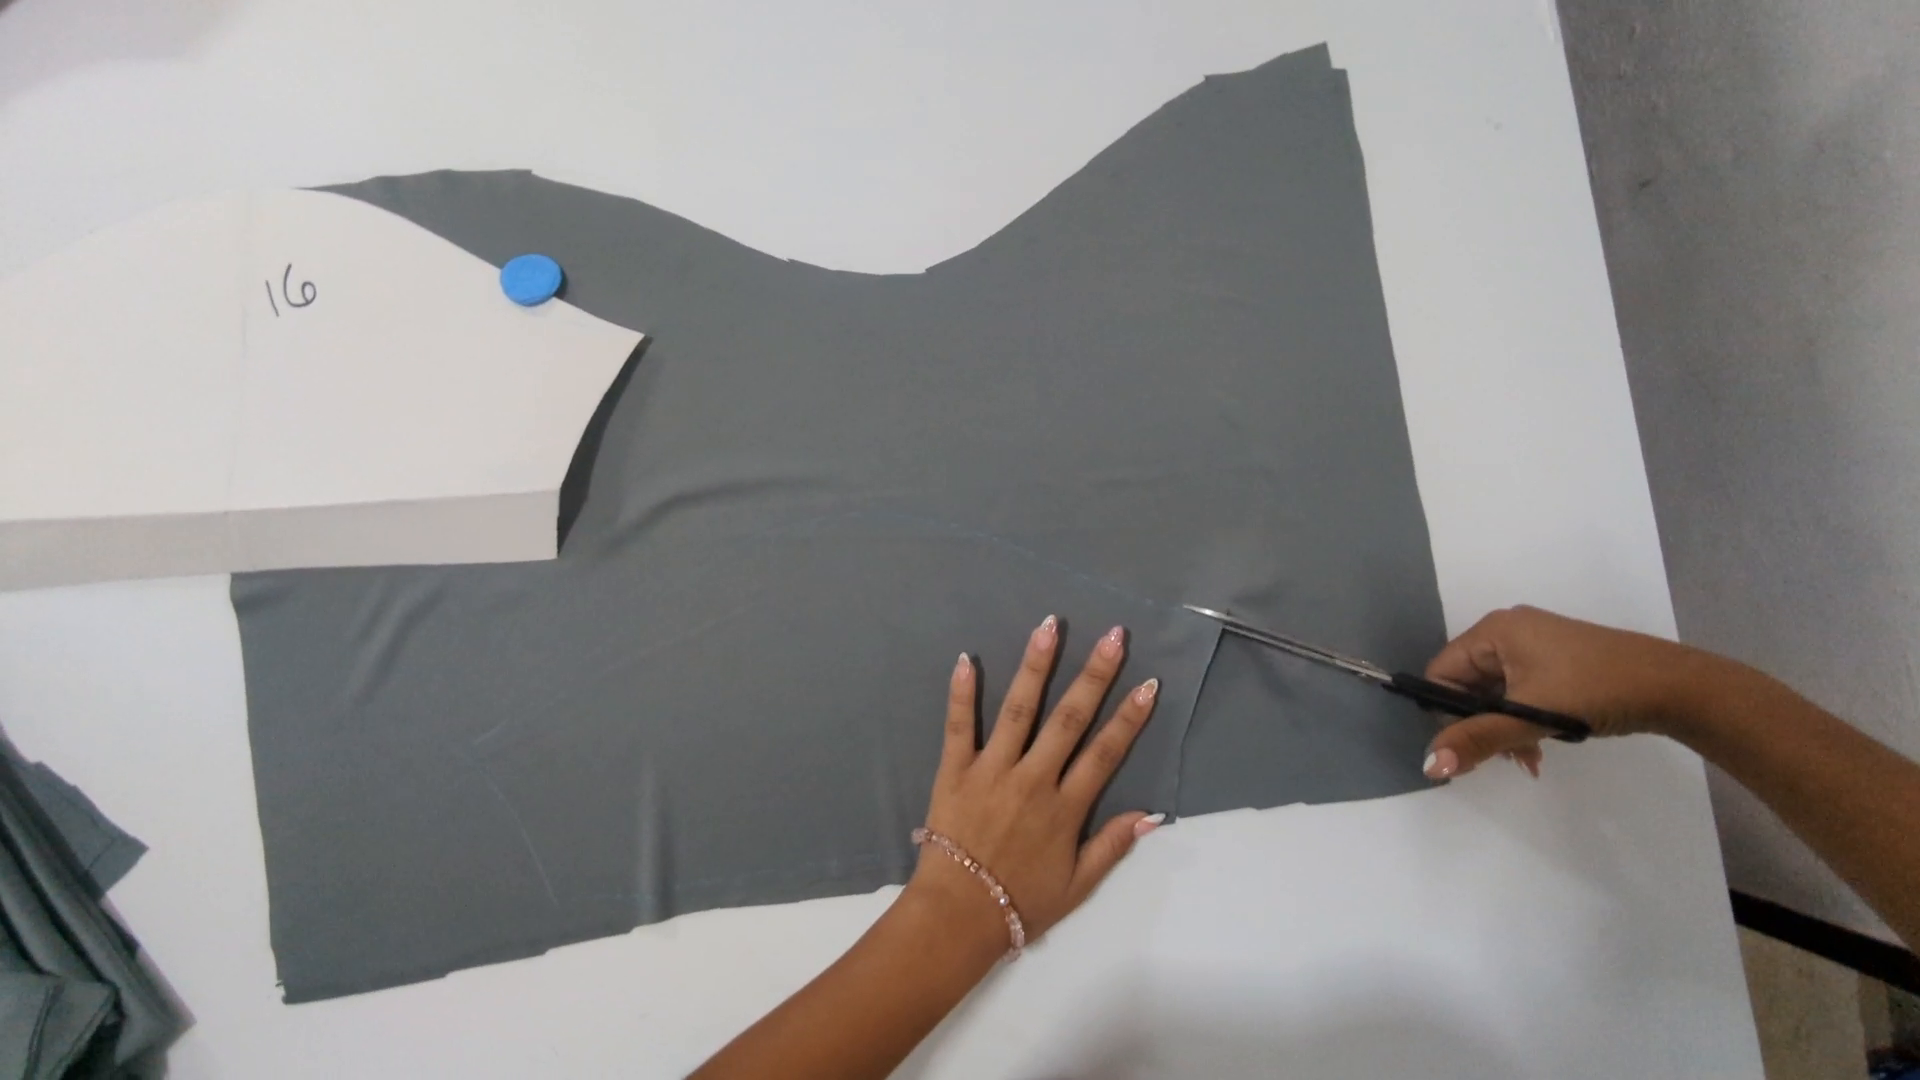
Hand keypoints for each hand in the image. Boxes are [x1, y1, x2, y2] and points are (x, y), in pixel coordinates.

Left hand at [904, 615, 1163, 956]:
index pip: (1105, 752)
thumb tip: (1153, 813)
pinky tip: (967, 657)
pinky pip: (958, 725)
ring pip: (1018, 710)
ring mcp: (992, 770)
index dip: (1129, 718)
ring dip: (1035, 666)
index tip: (1148, 682)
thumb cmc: (1020, 901)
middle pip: (1069, 719)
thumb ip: (1113, 845)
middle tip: (1113, 636)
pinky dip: (962, 692)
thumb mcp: (1077, 884)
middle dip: (1094, 675)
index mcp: (1065, 807)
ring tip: (1049, 626)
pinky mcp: (954, 769)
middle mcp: (1033, 779)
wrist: (958, 915)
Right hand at [1421, 605, 1717, 779]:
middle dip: (1483, 723)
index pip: (1441, 673)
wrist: (1682, 687)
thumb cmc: (1597, 691)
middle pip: (1468, 682)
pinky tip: (1544, 739)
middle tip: (1512, 756)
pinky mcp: (1556, 656)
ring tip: (1532, 755)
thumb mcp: (1531, 716)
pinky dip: (1524, 715)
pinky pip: (1519, 687)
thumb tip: (1430, 766)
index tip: (1478, 742)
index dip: (1449, 711)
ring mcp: (1533, 641)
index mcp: (1492, 630)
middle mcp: (1507, 629)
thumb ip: (1477, 740)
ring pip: (1495, 689)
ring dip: (1505, 725)